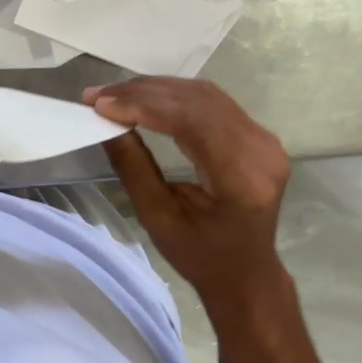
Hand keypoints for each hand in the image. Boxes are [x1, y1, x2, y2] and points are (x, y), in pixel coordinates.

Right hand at [84, 77, 292, 302]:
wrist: (246, 273)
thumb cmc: (200, 255)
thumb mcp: (157, 217)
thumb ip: (134, 167)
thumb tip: (106, 124)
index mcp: (240, 178)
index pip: (192, 121)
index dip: (144, 106)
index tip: (100, 105)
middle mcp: (260, 151)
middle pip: (199, 101)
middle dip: (144, 93)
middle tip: (97, 95)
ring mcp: (264, 140)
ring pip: (205, 95)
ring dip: (156, 89)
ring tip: (114, 94)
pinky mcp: (258, 136)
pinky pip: (213, 103)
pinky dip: (174, 96)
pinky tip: (144, 98)